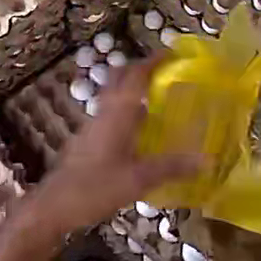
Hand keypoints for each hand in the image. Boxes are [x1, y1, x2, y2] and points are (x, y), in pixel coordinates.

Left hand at [23, 61, 200, 238]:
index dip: (153, 61)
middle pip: (120, 80)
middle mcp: (104, 113)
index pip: (135, 75)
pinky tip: (140, 132)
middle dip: (141, 71)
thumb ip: (172, 167)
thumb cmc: (95, 187)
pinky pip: (110, 115)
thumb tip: (206, 160)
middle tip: (166, 73)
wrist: (53, 206)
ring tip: (159, 100)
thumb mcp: (139, 179)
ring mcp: (92, 126)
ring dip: (133, 92)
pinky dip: (126, 112)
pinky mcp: (87, 141)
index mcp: (117, 113)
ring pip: (114, 97)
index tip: (172, 53)